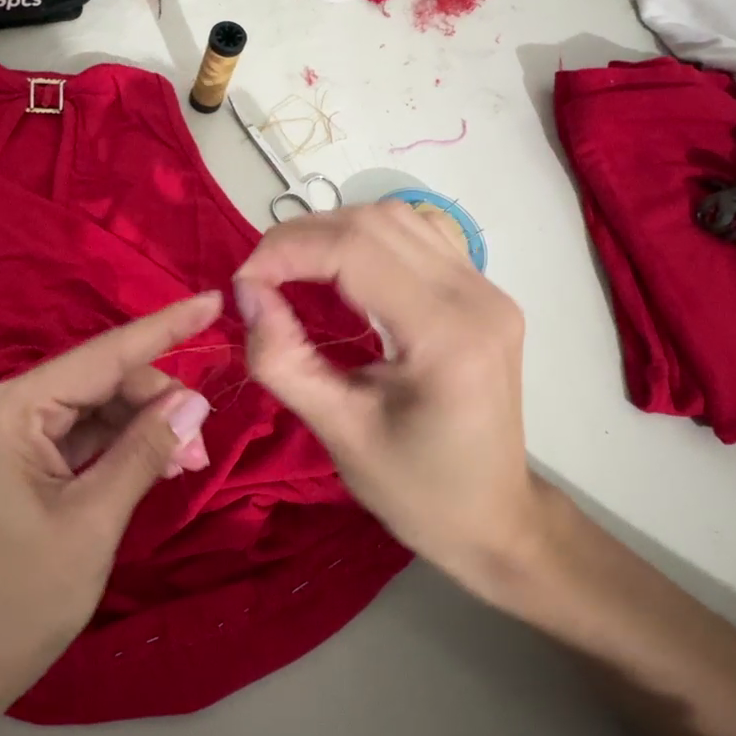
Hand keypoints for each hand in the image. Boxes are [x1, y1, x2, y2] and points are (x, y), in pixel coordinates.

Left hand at [0, 292, 221, 713]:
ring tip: (187, 464)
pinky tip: (156, 467)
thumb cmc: (16, 599)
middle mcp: (8, 408)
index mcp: (14, 408)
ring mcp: (11, 437)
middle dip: (157, 402)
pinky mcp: (20, 465)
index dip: (164, 328)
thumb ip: (143, 453)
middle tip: (202, 446)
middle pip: (100, 381)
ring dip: (143, 429)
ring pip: (94, 411)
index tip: (213, 300)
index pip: (103, 354)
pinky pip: (80, 439)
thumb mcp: (91, 523)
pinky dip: (120, 450)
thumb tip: (192, 403)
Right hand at [233, 202, 539, 583]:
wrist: (493, 519)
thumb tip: (246, 292)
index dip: (286, 252)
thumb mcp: (337, 432)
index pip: (355, 251)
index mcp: (447, 335)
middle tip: (258, 278)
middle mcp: (477, 296)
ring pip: (396, 216)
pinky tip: (340, 269)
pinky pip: (417, 234)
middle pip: (374, 222)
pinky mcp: (482, 291)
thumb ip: (283, 360)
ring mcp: (487, 288)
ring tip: (289, 269)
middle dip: (300, 237)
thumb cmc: (415, 489)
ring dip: (331, 231)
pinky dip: (365, 237)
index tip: (243, 284)